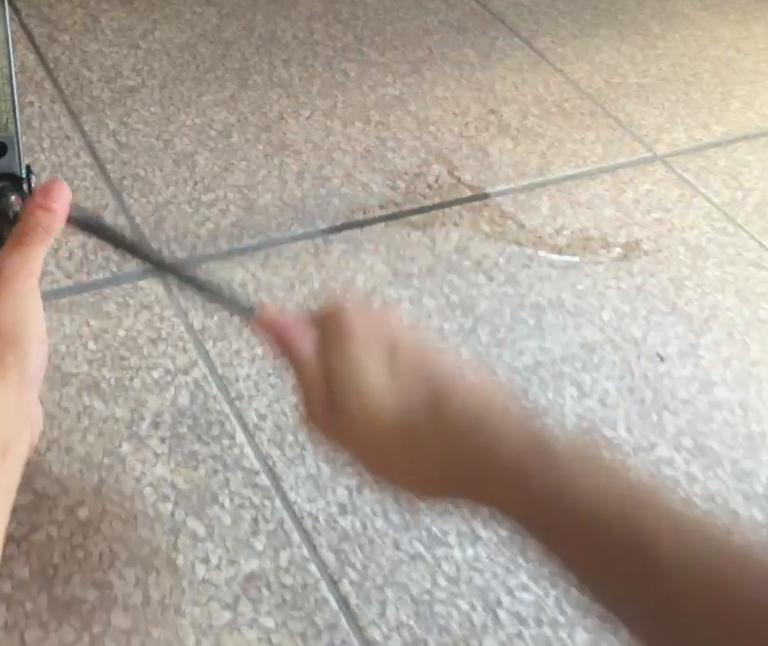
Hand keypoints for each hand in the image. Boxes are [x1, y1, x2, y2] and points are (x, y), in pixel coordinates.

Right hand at [255, 302, 535, 503]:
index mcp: (341, 319)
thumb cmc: (406, 442)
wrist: (504, 458)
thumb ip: (296, 360)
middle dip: (334, 375)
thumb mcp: (330, 414)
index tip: (322, 403)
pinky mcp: (437, 348)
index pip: (292, 328)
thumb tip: (263, 315)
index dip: (303, 370)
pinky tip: (414, 427)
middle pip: (328, 339)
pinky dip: (397, 390)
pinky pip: (394, 364)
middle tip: (352, 422)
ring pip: (362, 353)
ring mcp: (408, 327)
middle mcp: (374, 311)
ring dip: (367, 385)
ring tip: (388, 430)